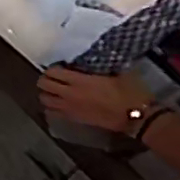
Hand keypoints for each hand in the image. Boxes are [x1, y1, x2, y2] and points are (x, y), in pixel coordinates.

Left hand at [37, 67, 154, 133]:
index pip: (52, 72)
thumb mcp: (118, 73)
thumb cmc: (130, 93)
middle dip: (45, 80)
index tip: (59, 67)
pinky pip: (52, 112)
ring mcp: (69, 107)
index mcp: (79, 81)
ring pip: (44, 100)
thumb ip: (101, 67)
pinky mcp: (73, 119)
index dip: (52, 68)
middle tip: (53, 78)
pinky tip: (58, 104)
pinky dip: (51, 107)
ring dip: (46, 94)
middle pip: (43, 85)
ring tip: (53, 91)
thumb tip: (95, 60)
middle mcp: (69, 94)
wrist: (136, 117)